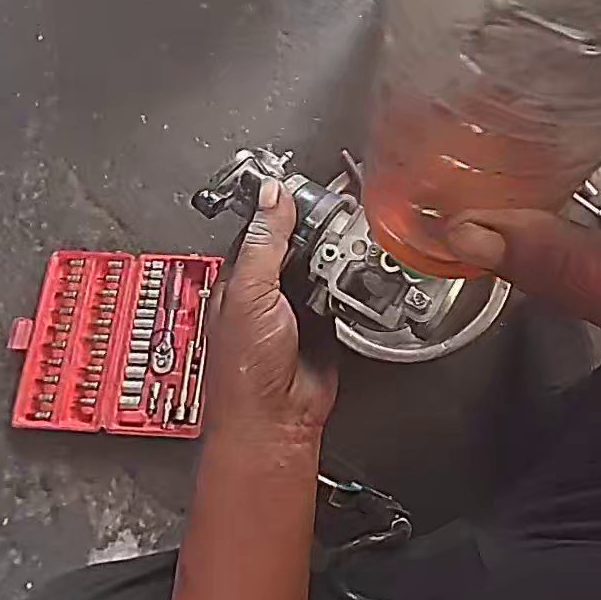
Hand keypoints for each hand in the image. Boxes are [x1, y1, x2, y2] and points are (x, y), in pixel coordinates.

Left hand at [205, 179, 338, 440]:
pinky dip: (351, 283)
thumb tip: (272, 196)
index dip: (284, 204)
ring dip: (336, 255)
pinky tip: (360, 271)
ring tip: (353, 235)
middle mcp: (270, 288)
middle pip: (298, 244)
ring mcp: (299, 305)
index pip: (263, 226)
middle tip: (342, 207)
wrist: (277, 415)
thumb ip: (263, 243)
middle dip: (318, 228)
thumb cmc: (247, 366)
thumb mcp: (249, 294)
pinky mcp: (326, 322)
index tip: (308, 184)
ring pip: (322, 266)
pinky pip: (341, 293)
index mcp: (240, 276)